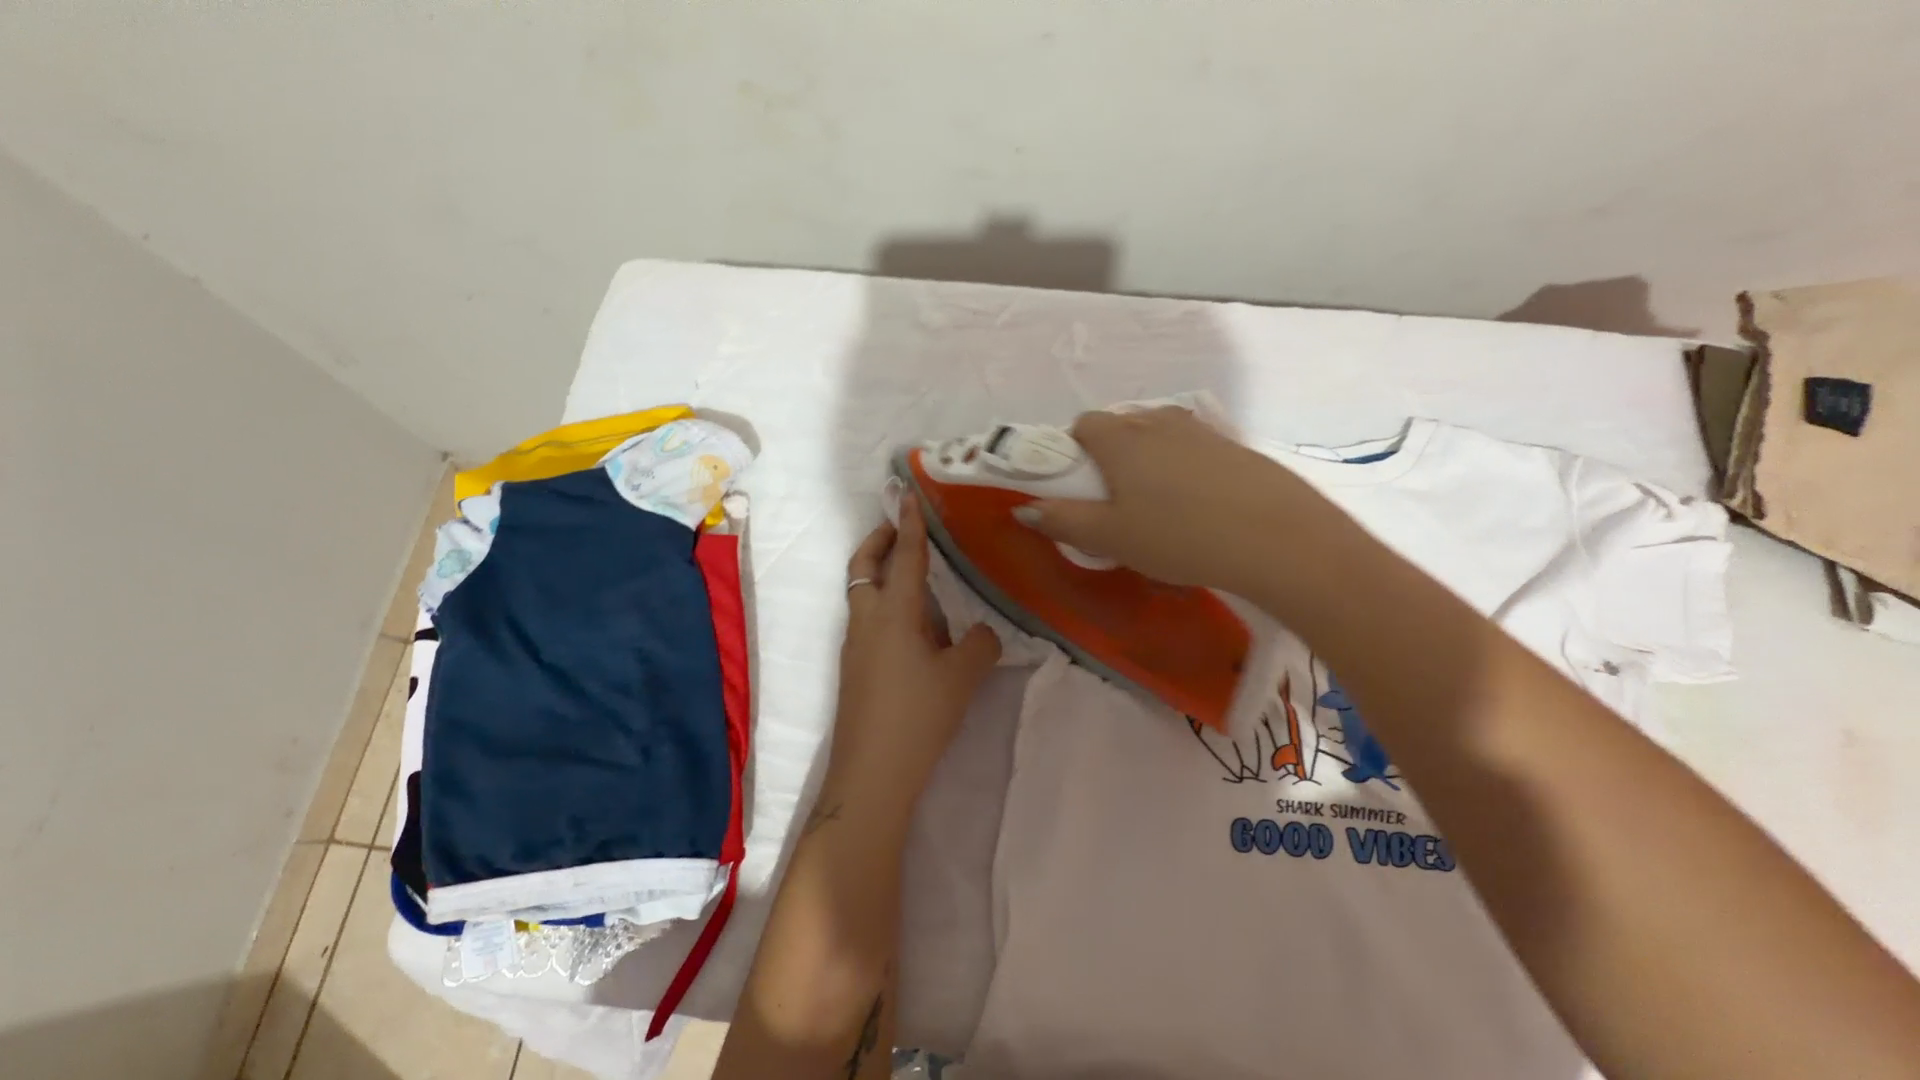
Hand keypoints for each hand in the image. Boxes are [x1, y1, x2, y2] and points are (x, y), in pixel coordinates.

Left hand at [829, 493, 1000, 814]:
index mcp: (894, 612)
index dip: (911, 523)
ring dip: (883, 573)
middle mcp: (867, 620)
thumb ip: (981, 644)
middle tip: (903, 528)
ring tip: (918, 576)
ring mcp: (855, 644)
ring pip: (863, 592)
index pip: (905, 556)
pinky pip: (868, 618)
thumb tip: (984, 632)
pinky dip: (885, 603)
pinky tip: (916, 625)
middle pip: (864, 565)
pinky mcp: (855, 667)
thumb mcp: (962, 677)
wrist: (871, 772)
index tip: (908, 493)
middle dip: (880, 541)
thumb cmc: (918, 716)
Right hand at [1022, 406, 1325, 593]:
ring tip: (1159, 509)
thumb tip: (1023, 507)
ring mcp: (1202, 431)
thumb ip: (1062, 520)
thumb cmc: (1178, 536)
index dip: (1073, 452)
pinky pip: (1195, 452)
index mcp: (1121, 438)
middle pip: (1122, 427)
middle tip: (1117, 505)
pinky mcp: (1237, 448)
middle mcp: (1158, 422)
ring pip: (1161, 438)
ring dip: (1150, 463)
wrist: (1276, 538)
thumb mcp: (1110, 538)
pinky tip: (1199, 511)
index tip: (1080, 489)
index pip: (1082, 425)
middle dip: (1110, 457)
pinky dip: (1186, 472)